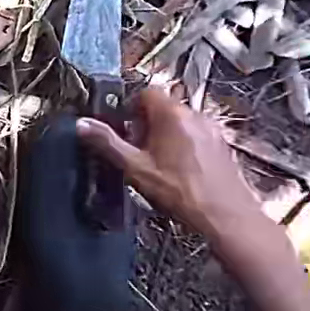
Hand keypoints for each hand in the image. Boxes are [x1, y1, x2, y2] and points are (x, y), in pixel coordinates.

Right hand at [76, 84, 289, 269]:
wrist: (227, 217)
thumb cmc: (180, 192)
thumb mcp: (135, 168)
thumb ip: (107, 143)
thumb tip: (82, 124)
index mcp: (171, 115)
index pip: (146, 92)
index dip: (131, 108)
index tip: (124, 128)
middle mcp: (195, 115)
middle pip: (163, 107)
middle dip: (146, 124)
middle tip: (137, 150)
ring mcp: (212, 130)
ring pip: (180, 122)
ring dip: (164, 135)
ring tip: (156, 163)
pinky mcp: (222, 146)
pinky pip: (195, 135)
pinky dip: (183, 145)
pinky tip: (179, 171)